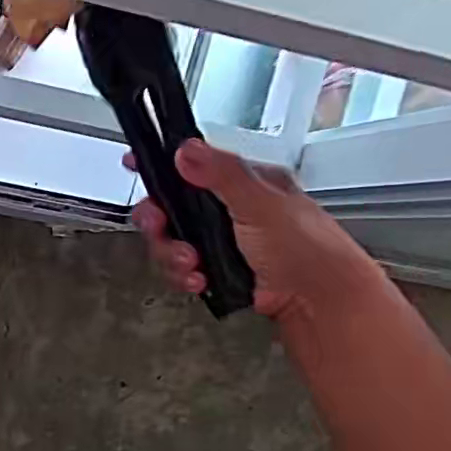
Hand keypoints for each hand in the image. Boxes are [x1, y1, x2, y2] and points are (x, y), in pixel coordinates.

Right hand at [130, 140, 386, 321]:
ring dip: (173, 255)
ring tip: (193, 265)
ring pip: (170, 242)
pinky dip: (184, 276)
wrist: (316, 299)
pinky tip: (200, 279)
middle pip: (169, 209)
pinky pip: (180, 269)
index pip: (193, 167)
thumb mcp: (261, 203)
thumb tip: (187, 151)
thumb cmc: (306, 248)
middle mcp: (226, 210)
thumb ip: (223, 175)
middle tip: (160, 229)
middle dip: (160, 224)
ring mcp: (218, 240)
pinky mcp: (213, 268)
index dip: (162, 168)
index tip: (134, 164)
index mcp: (242, 183)